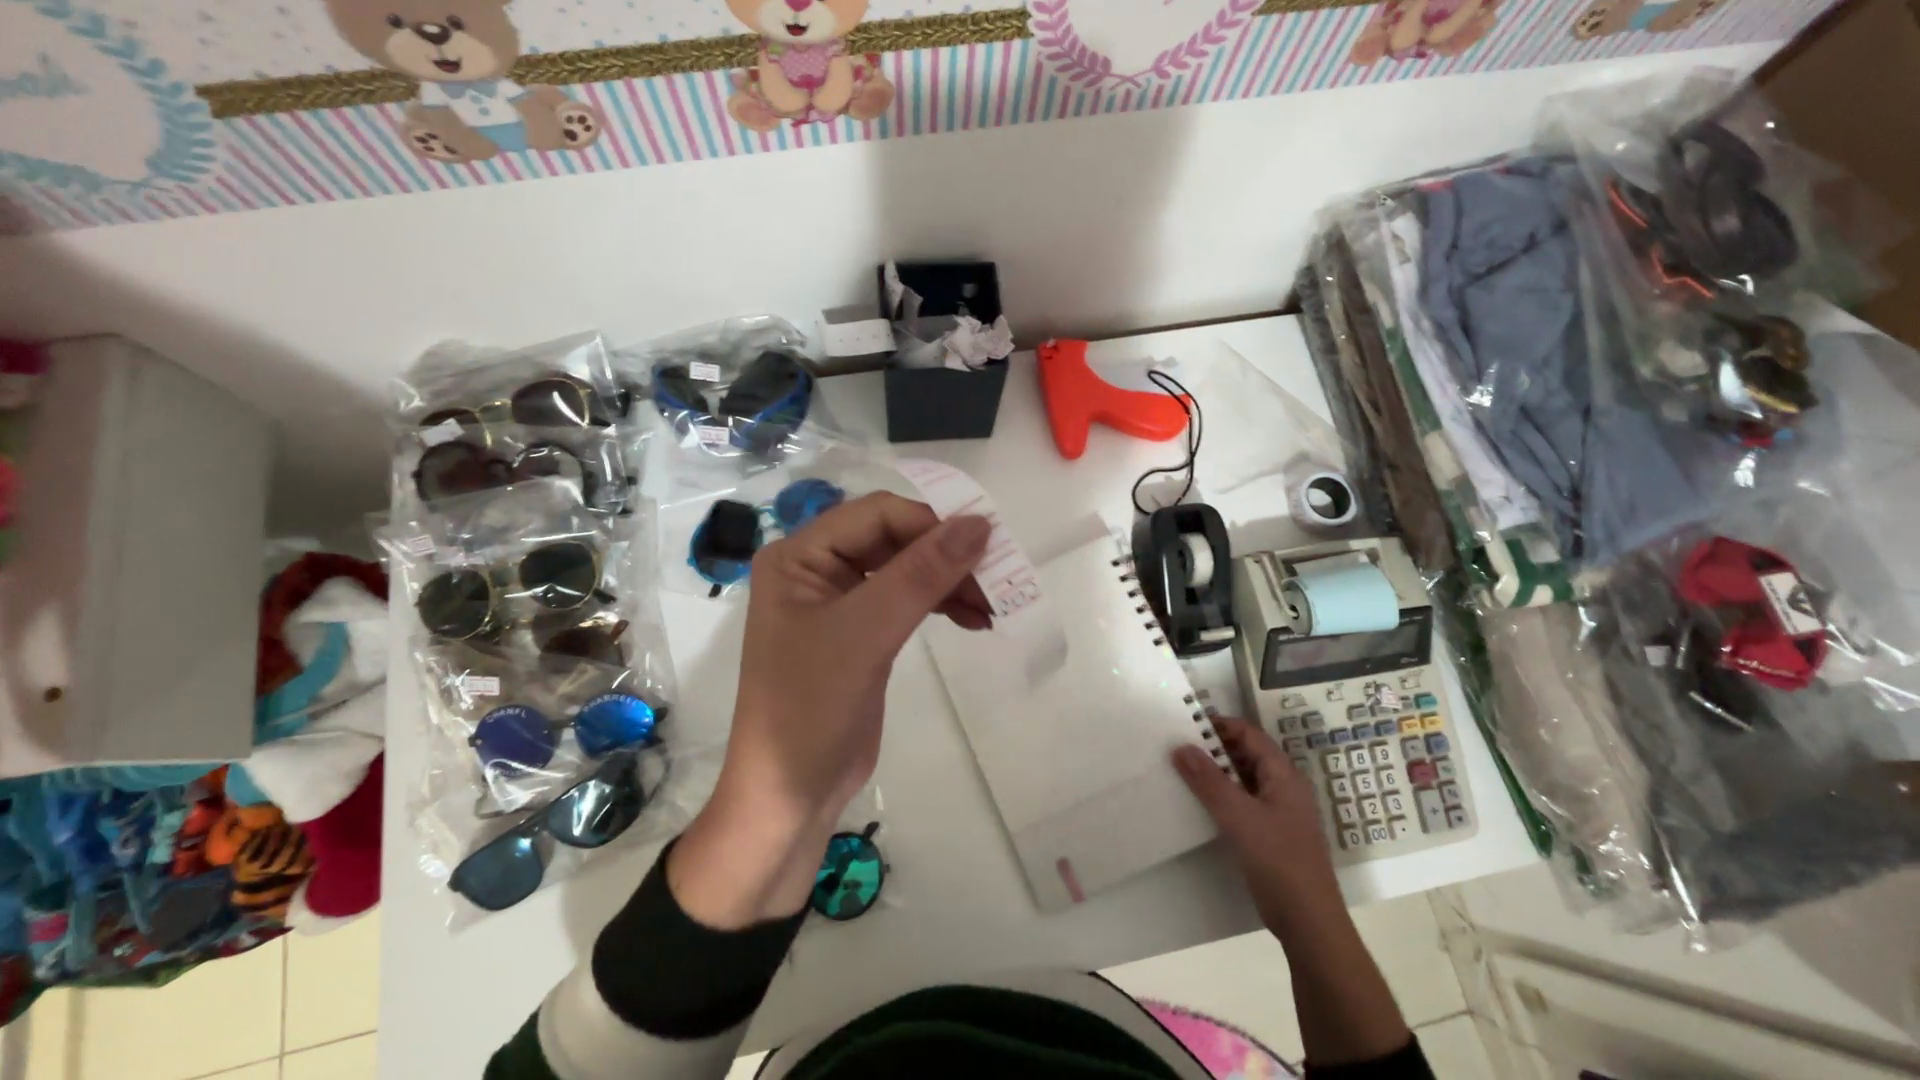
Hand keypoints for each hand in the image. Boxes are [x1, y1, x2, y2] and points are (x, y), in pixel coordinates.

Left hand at [670, 493, 991, 927]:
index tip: (989, 546)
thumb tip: (981, 523)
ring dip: (949, 581)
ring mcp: (837, 603)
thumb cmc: (811, 708)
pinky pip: (905, 601)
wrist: (789, 794)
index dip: (933, 522)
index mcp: (799, 556)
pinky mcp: (858, 634)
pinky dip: (940, 605)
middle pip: (894, 538)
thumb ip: (921, 574)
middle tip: (998, 580)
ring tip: (994, 607)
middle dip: (945, 555)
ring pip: (905, 569)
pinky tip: (974, 619)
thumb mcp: (866, 634)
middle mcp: (815, 569)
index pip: (877, 514)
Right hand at [1173, 716, 1344, 935]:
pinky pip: (1242, 802)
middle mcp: (1283, 788)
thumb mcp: (1241, 819)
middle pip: (1246, 755)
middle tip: (1175, 745)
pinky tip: (1196, 803)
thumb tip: (1181, 746)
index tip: (1184, 723)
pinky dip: (1220, 796)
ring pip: (1243, 779)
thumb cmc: (1280, 863)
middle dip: (1214, 747)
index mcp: (1284, 776)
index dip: (1220, 725)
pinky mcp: (1269, 833)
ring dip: (1215, 773)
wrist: (1308, 920)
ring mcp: (1277, 811)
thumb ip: (1210, 782)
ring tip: (1178, 769)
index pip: (1250, 735)